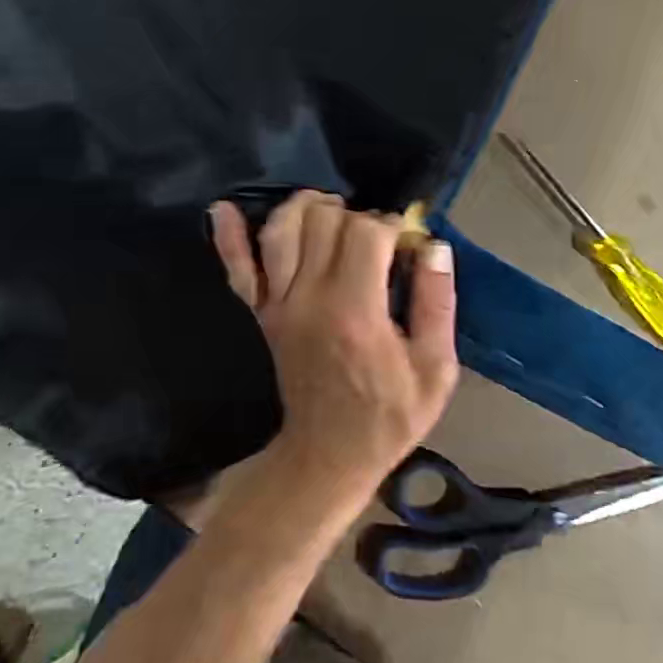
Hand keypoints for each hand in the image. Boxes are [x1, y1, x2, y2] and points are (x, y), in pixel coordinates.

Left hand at [209, 190, 459, 491]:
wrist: (329, 454)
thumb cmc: (389, 416)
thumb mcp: (436, 370)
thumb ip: (437, 303)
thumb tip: (433, 246)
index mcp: (356, 312)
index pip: (366, 233)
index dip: (391, 224)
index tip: (406, 242)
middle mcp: (310, 298)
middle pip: (322, 221)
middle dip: (354, 214)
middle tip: (374, 236)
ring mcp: (278, 304)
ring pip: (280, 231)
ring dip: (304, 208)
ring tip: (330, 208)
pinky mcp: (262, 314)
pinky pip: (238, 270)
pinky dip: (229, 238)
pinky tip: (225, 209)